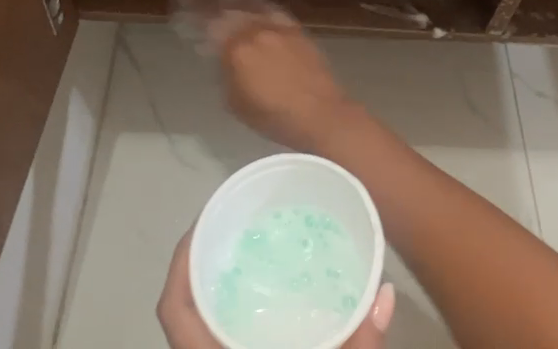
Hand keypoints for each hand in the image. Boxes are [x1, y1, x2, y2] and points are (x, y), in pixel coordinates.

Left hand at [158, 228, 394, 348]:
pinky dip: (226, 317)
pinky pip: (213, 341)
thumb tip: (383, 292)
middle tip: (235, 227)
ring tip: (244, 253)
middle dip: (200, 267)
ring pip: (196, 330)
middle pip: (182, 313)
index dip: (180, 264)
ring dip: (211, 292)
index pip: (174, 311)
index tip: (205, 223)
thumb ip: (359, 347)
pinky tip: (256, 303)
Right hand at [213, 12, 362, 152]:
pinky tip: (263, 16)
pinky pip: (275, 14)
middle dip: (220, 11)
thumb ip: (226, 76)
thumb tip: (224, 62)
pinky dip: (265, 12)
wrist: (319, 114)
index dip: (201, 20)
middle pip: (233, 12)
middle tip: (210, 8)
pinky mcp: (298, 31)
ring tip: (235, 8)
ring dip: (242, 9)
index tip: (194, 17)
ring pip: (254, 9)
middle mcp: (256, 32)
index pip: (212, 27)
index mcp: (236, 49)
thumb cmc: (273, 117)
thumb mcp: (236, 104)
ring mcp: (279, 28)